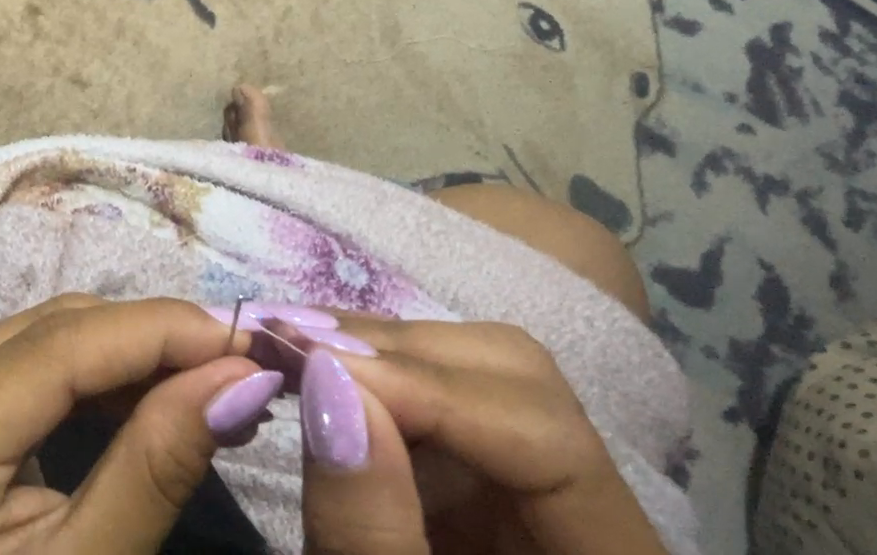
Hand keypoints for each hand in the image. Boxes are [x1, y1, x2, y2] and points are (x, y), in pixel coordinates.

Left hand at [0, 295, 275, 553]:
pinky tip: (153, 392)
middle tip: (246, 364)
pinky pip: (25, 362)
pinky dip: (96, 372)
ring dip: (132, 350)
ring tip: (215, 380)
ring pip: (41, 336)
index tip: (253, 336)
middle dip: (154, 338)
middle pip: (49, 332)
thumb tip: (240, 376)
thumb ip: (155, 469)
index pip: (56, 350)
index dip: (159, 330)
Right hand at [270, 315, 666, 554]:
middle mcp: (593, 510)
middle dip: (393, 352)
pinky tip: (307, 372)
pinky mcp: (481, 483)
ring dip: (370, 351)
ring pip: (469, 368)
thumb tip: (327, 379)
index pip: (549, 437)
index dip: (431, 391)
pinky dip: (364, 375)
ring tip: (282, 347)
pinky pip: (429, 399)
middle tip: (286, 344)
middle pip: (514, 375)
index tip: (316, 365)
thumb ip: (370, 532)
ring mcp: (533, 488)